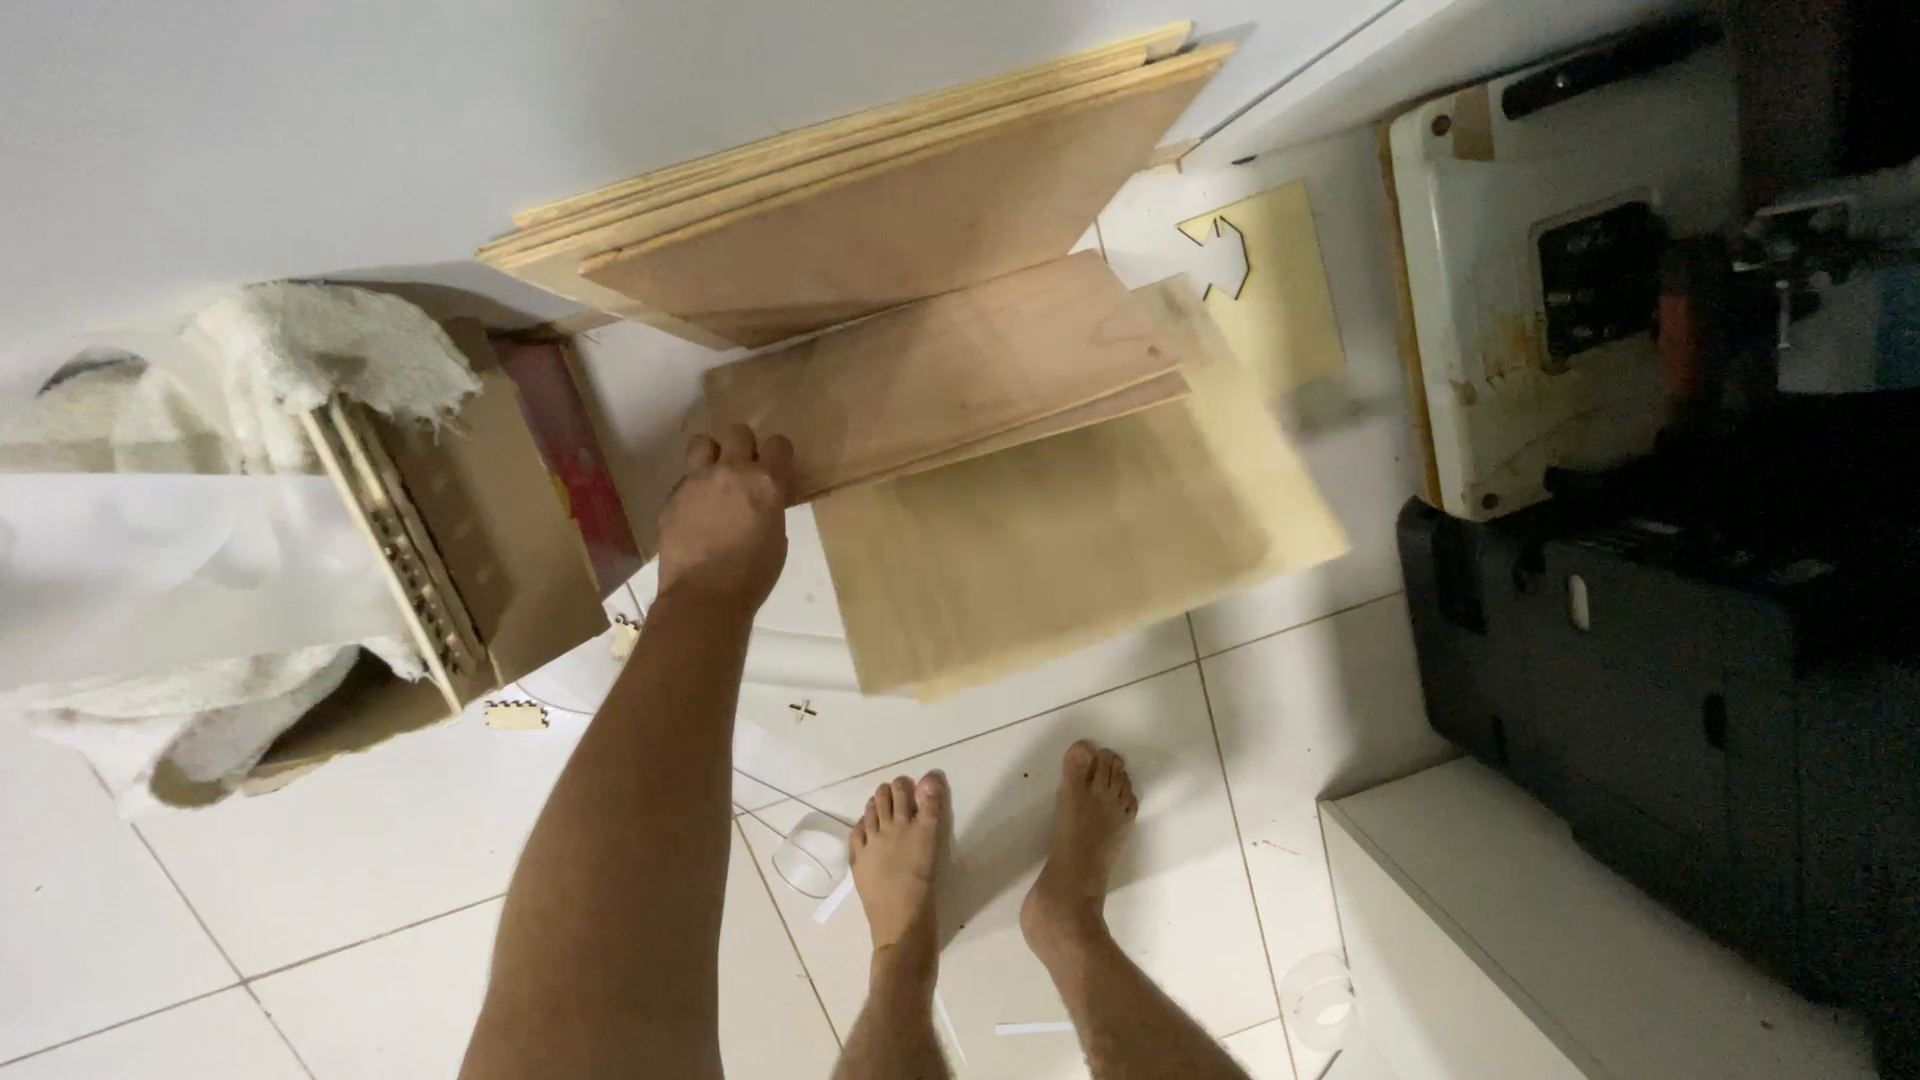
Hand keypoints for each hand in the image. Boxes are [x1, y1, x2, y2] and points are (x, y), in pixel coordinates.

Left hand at [656, 424, 796, 615]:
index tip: (777, 469)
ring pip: (702, 442)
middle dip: (744, 446)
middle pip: (738, 432)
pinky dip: (693, 489)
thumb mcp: (777, 537)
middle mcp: (732, 471)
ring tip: (714, 478)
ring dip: (711, 454)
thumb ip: (770, 507)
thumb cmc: (753, 575)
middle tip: (744, 470)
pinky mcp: (672, 497)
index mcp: (766, 482)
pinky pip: (685, 479)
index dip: (779, 455)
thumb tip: (763, 500)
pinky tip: (695, 513)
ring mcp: (697, 481)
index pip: (779, 444)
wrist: (704, 596)